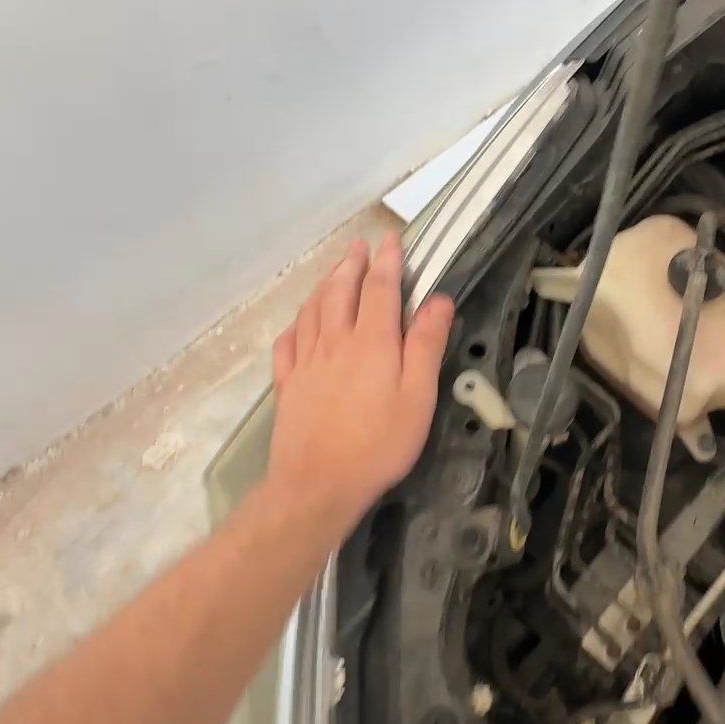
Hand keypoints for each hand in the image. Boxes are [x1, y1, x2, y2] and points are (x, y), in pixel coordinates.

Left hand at [264, 231, 454, 529]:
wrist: (318, 484)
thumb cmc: (380, 442)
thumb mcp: (418, 395)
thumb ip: (426, 344)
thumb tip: (437, 300)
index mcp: (372, 341)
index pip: (380, 289)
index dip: (388, 261)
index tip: (392, 239)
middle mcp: (335, 341)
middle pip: (341, 291)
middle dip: (353, 264)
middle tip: (361, 245)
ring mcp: (305, 361)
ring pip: (313, 309)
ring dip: (325, 283)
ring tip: (335, 270)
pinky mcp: (287, 384)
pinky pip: (289, 340)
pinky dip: (298, 322)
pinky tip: (301, 321)